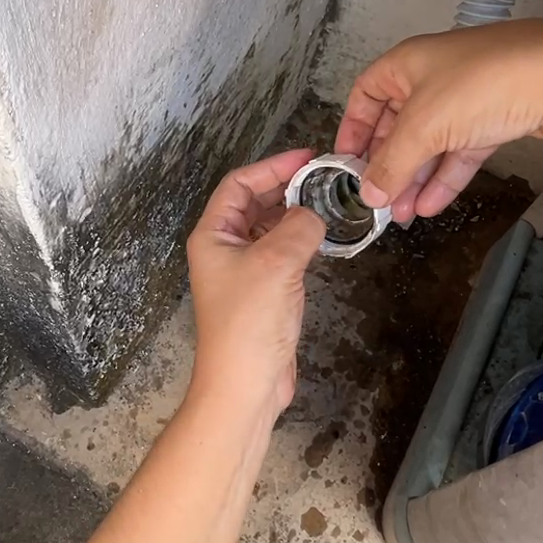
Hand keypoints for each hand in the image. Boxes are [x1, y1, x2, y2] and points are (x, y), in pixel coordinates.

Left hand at [185, 149, 326, 417]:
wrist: (245, 384)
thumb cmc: (249, 322)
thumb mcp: (276, 263)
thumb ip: (299, 227)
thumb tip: (314, 214)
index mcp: (213, 234)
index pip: (239, 184)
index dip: (272, 167)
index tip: (307, 158)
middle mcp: (224, 248)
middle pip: (254, 203)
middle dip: (286, 188)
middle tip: (324, 178)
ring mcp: (243, 270)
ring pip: (270, 227)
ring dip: (295, 213)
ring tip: (328, 201)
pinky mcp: (262, 291)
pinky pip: (281, 252)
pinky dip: (300, 240)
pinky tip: (323, 236)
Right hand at [335, 20, 542, 223]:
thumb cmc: (485, 84)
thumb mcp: (425, 126)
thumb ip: (392, 164)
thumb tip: (367, 195)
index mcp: (408, 63)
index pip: (366, 94)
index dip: (353, 128)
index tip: (346, 163)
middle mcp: (434, 75)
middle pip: (398, 124)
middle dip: (388, 164)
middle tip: (377, 200)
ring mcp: (468, 96)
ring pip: (431, 142)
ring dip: (416, 177)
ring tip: (402, 214)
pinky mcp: (498, 116)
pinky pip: (461, 150)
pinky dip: (446, 177)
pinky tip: (432, 205)